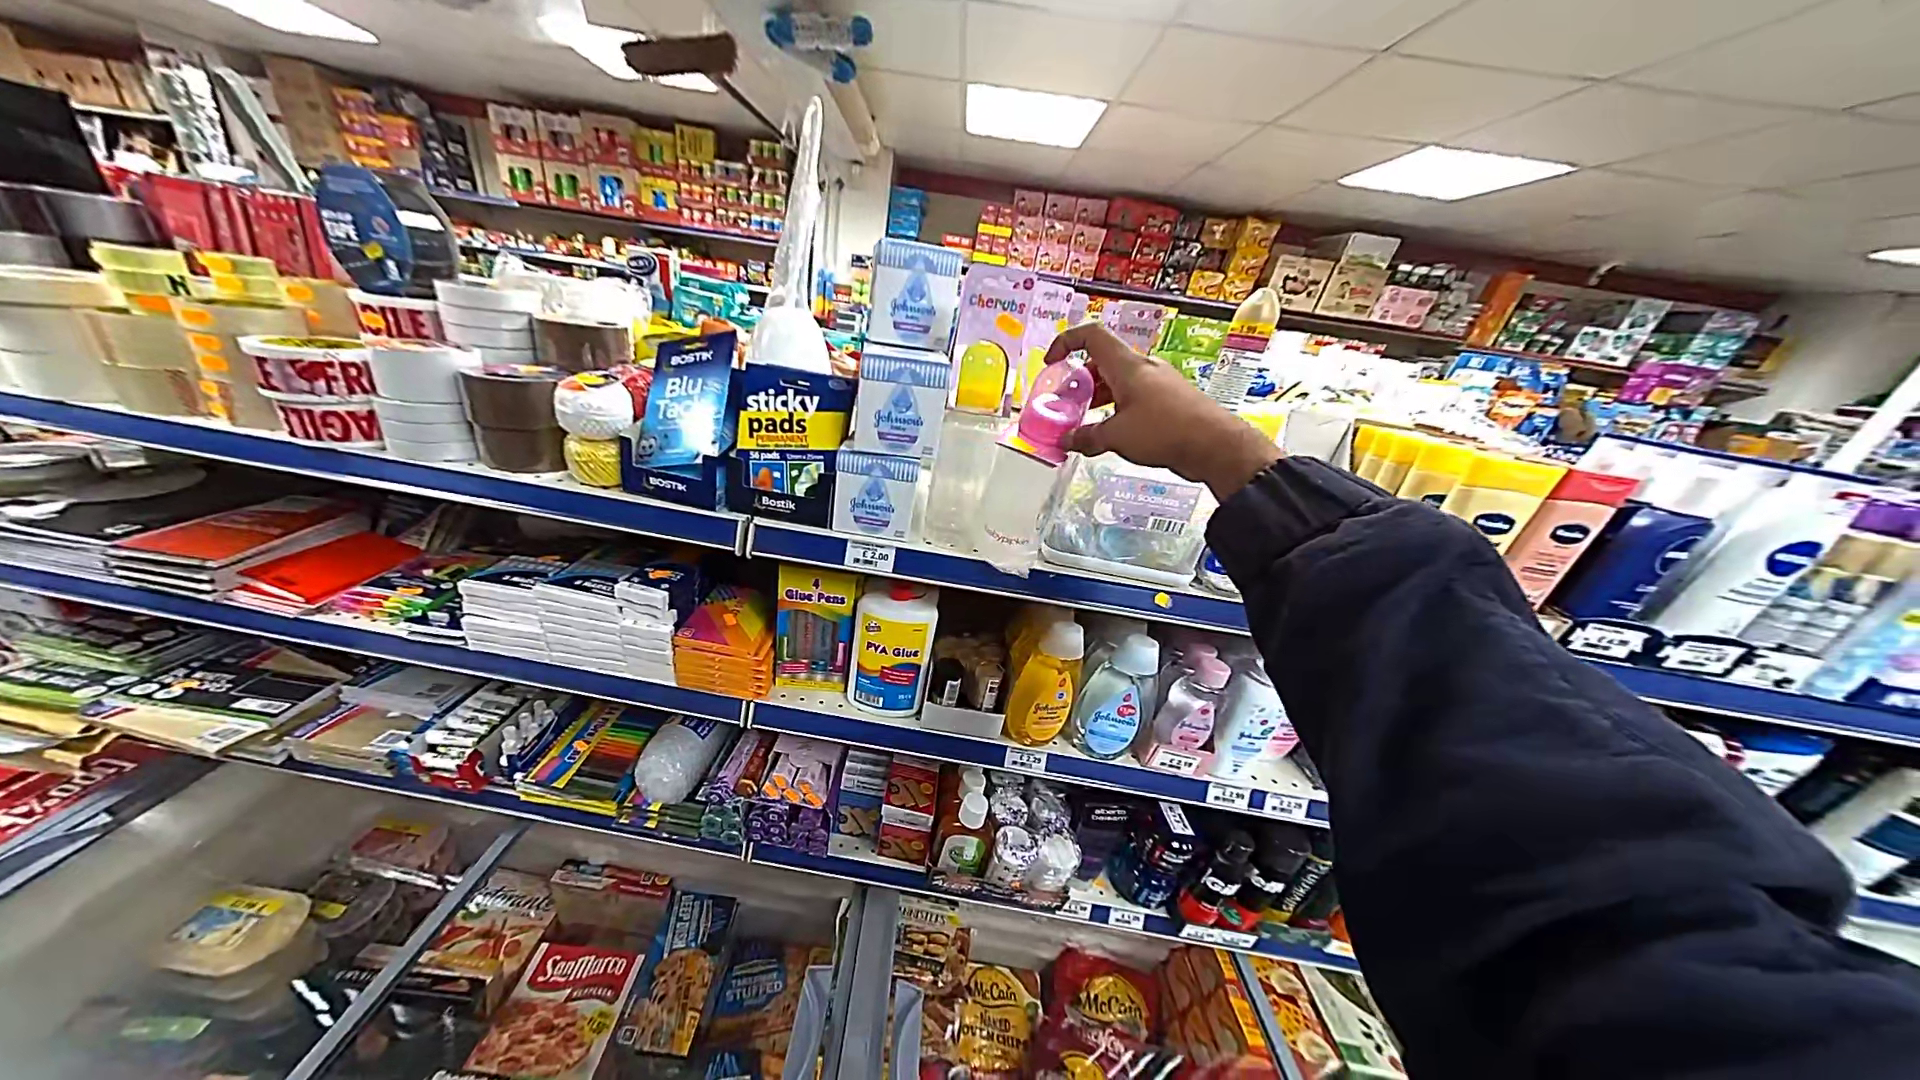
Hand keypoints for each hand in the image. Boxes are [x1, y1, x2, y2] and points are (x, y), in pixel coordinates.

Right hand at [1045, 322, 1281, 497]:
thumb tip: (1067, 440)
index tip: (1052, 362)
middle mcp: (1143, 368)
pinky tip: (1111, 431)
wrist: (1215, 446)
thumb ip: (1087, 437)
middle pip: (1103, 362)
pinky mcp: (1169, 400)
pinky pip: (1135, 396)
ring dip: (1097, 396)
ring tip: (1084, 421)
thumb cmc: (1165, 431)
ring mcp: (1158, 382)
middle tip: (1066, 403)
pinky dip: (1116, 407)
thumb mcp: (1117, 437)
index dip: (1067, 342)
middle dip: (1079, 380)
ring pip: (1119, 381)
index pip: (1092, 336)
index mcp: (1127, 366)